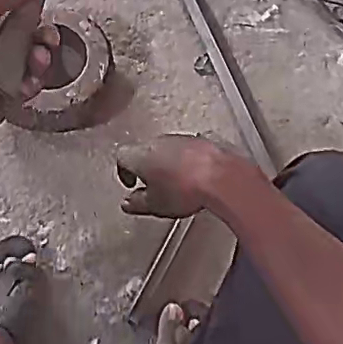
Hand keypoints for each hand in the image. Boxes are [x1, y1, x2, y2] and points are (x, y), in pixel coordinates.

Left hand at [0, 0, 59, 152]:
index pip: (18, 5)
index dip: (32, 7)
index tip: (38, 11)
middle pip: (33, 31)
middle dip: (42, 33)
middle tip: (41, 38)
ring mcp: (1, 67)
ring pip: (37, 56)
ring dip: (40, 57)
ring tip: (33, 61)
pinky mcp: (8, 91)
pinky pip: (33, 82)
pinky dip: (34, 81)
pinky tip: (24, 80)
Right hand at [115, 135, 259, 217]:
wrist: (220, 176)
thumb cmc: (185, 189)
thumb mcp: (155, 205)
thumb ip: (137, 202)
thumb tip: (129, 202)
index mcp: (141, 155)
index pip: (122, 156)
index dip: (124, 171)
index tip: (132, 184)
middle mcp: (159, 141)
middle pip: (145, 150)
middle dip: (147, 168)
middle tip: (153, 188)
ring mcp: (181, 138)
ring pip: (167, 148)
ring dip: (168, 163)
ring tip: (177, 185)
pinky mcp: (201, 140)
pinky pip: (188, 149)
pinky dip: (188, 161)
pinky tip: (195, 178)